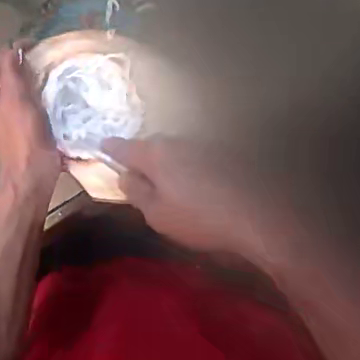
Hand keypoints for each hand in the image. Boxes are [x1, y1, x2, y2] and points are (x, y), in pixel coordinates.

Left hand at [0, 47, 60, 194]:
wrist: (32, 169)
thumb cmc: (21, 132)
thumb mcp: (14, 96)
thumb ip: (11, 69)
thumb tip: (12, 46)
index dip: (11, 49)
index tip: (34, 46)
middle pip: (4, 70)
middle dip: (21, 60)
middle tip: (43, 57)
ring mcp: (6, 111)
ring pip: (17, 83)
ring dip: (30, 75)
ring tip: (48, 69)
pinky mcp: (22, 120)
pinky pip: (27, 97)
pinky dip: (36, 89)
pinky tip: (50, 87)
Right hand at [103, 136, 281, 266]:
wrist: (258, 218)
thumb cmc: (198, 218)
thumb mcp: (156, 214)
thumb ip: (136, 192)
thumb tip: (125, 176)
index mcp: (154, 153)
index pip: (122, 146)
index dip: (109, 149)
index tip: (101, 148)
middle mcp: (176, 141)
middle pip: (149, 147)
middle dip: (141, 159)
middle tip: (136, 178)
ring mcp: (202, 146)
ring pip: (174, 152)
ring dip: (167, 165)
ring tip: (168, 188)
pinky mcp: (224, 156)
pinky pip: (194, 159)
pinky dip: (188, 170)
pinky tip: (195, 189)